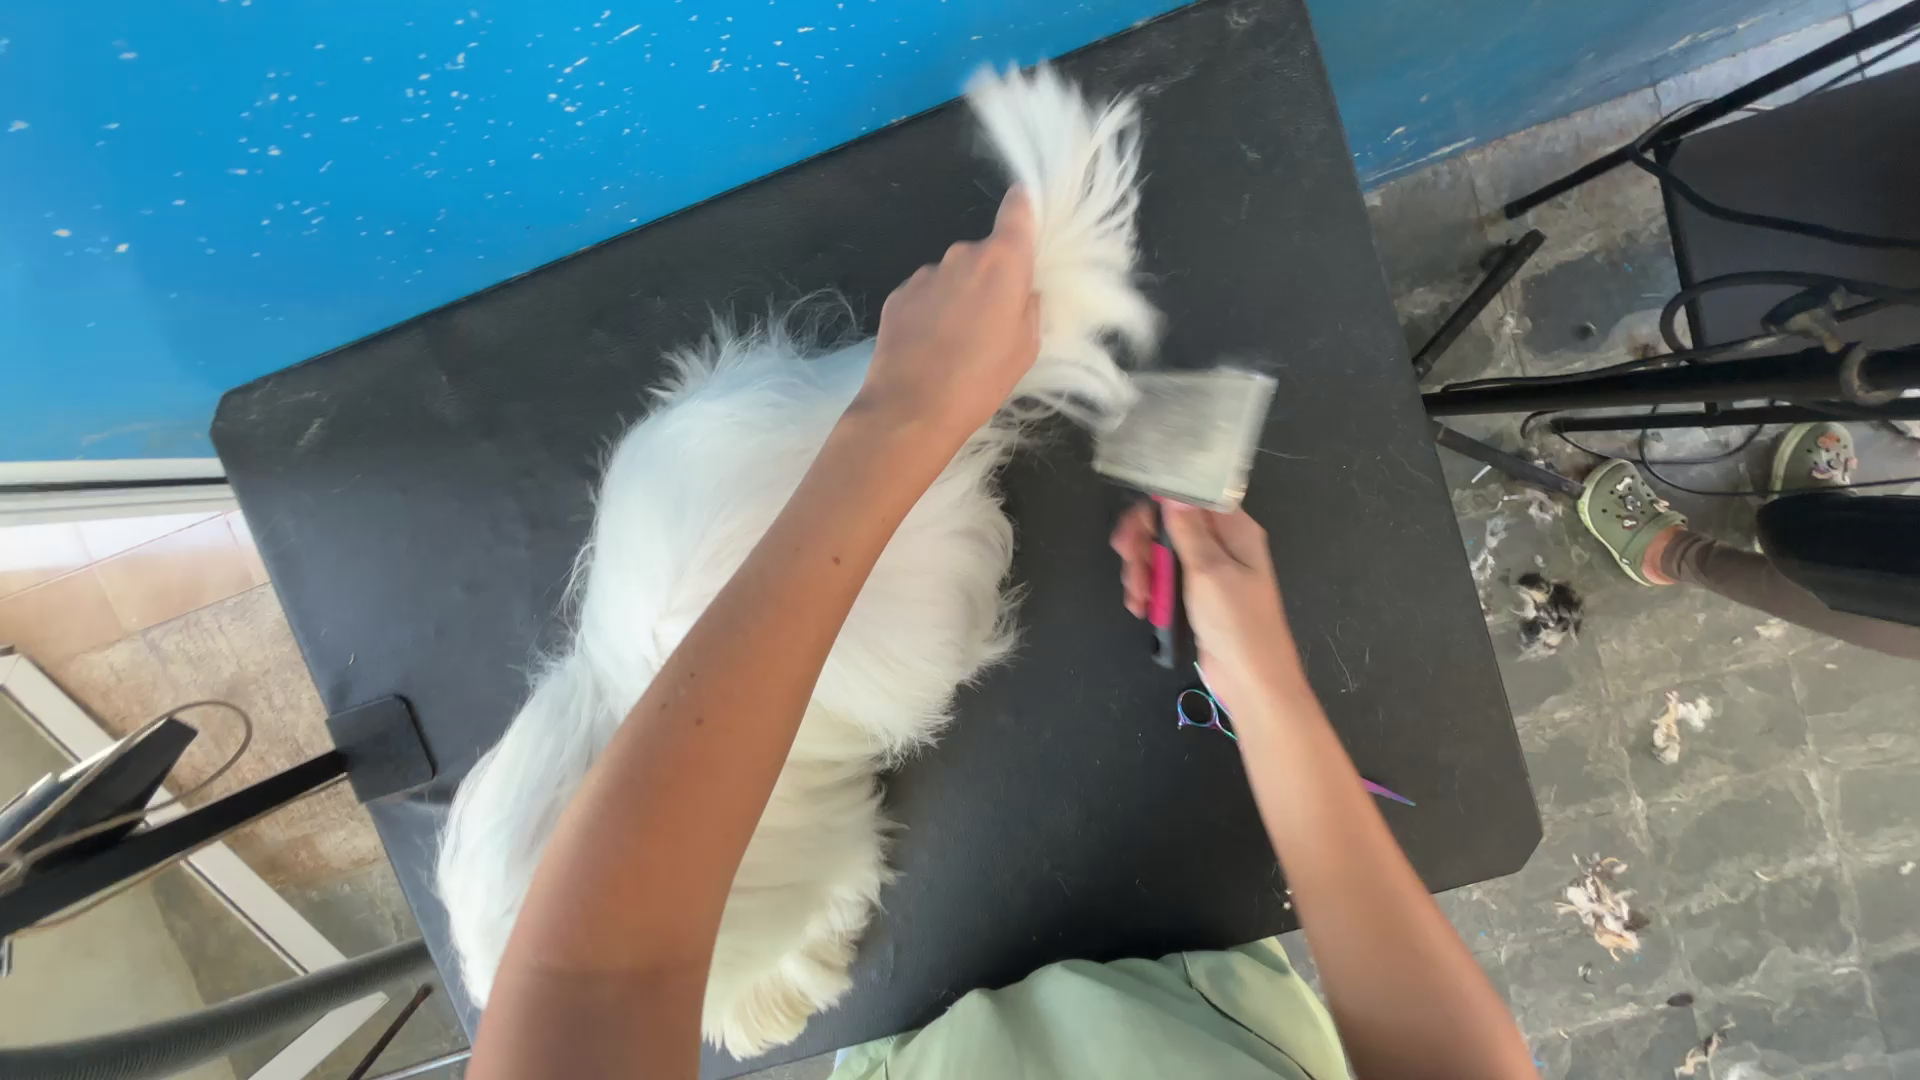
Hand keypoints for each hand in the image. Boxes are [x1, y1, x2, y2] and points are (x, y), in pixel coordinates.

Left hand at [855, 188, 1040, 437]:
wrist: (911, 408)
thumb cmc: (981, 381)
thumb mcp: (1025, 349)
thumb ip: (1029, 308)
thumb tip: (1022, 292)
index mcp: (1003, 262)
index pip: (1018, 209)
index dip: (1024, 210)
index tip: (1025, 220)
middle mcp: (962, 255)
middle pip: (984, 253)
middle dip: (990, 278)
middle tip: (990, 323)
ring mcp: (925, 274)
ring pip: (952, 275)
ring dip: (958, 297)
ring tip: (955, 343)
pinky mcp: (897, 295)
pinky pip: (925, 295)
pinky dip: (930, 312)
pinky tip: (929, 347)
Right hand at [1111, 501, 1305, 719]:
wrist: (1250, 681)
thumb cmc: (1236, 622)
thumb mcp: (1208, 571)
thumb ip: (1187, 530)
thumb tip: (1172, 492)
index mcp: (1233, 530)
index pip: (1189, 499)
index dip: (1158, 507)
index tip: (1136, 526)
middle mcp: (1220, 546)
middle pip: (1169, 526)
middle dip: (1143, 544)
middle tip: (1128, 561)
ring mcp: (1206, 573)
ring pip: (1160, 555)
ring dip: (1141, 572)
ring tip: (1137, 596)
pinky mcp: (1193, 597)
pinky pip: (1163, 581)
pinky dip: (1149, 591)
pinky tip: (1141, 606)